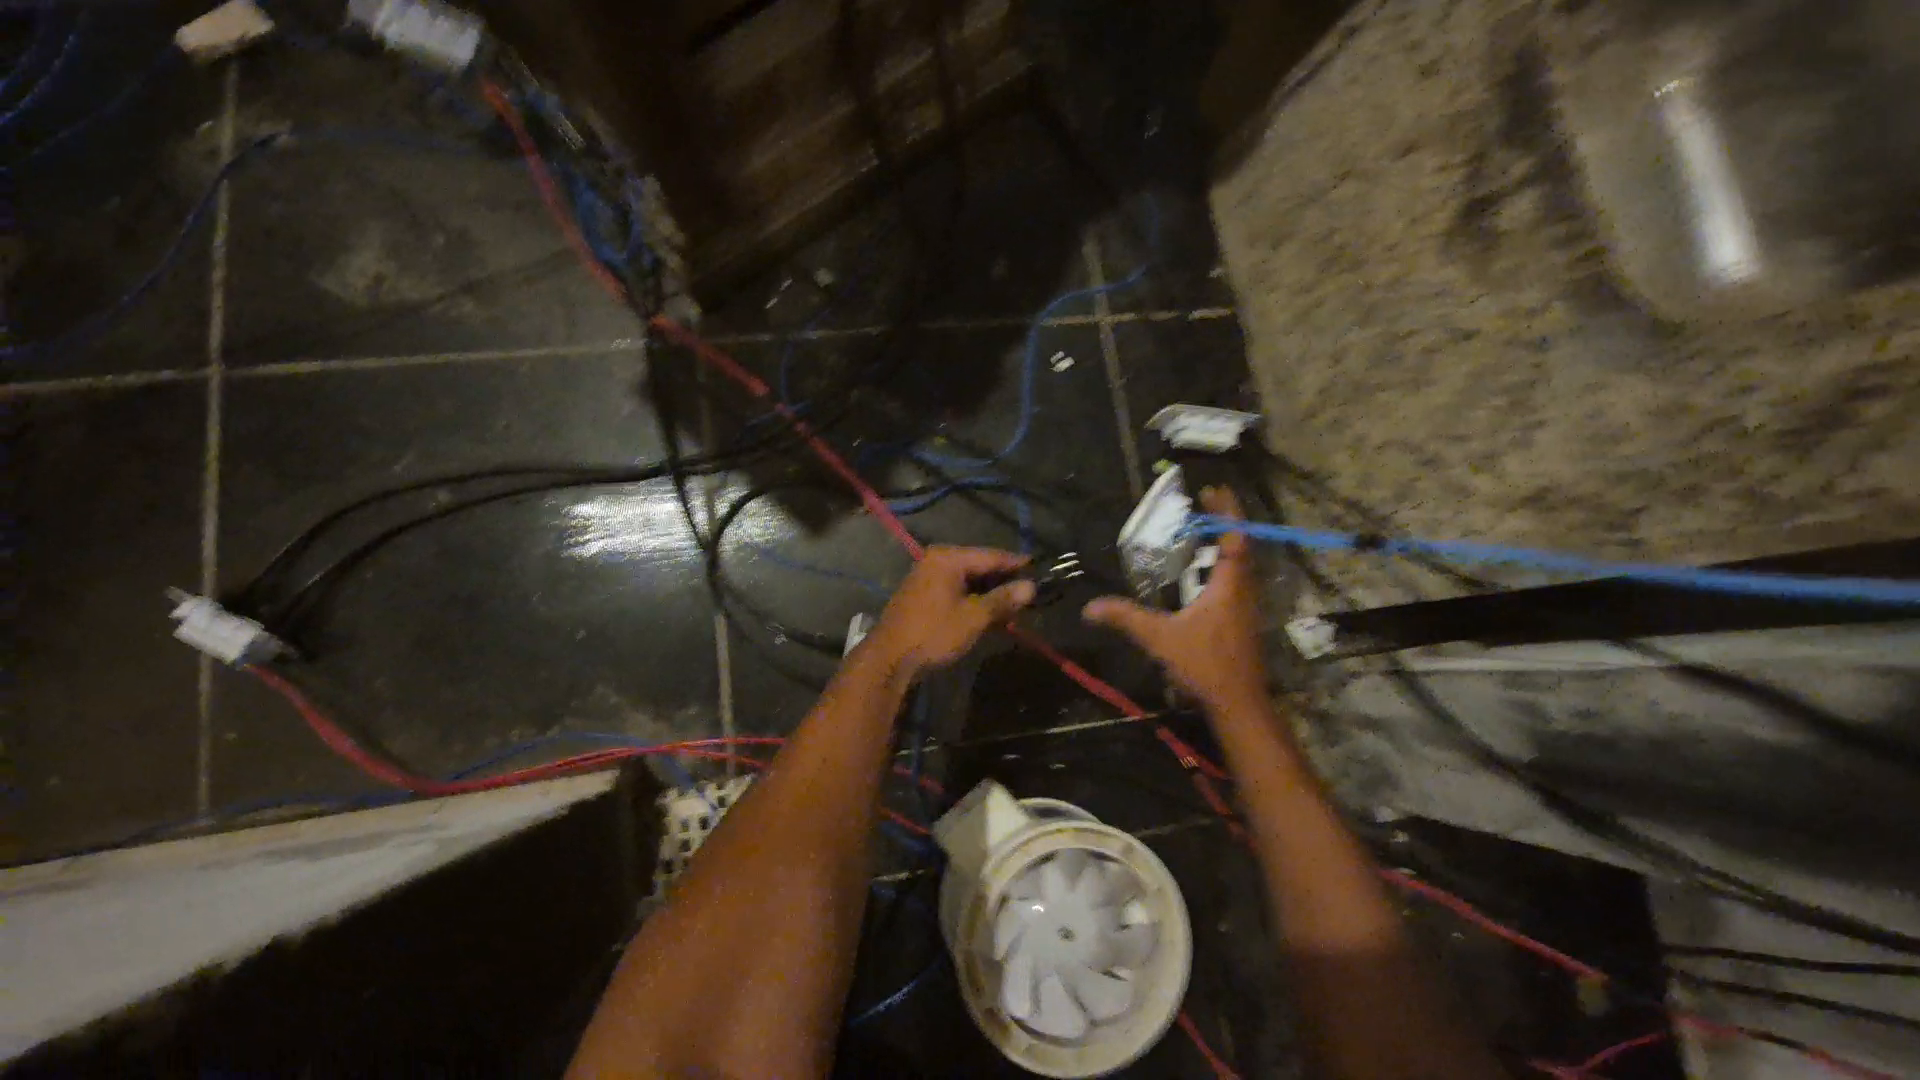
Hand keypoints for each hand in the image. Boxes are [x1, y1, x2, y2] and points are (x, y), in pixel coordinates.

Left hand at [861, 546, 1036, 684]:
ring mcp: (926, 576)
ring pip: (968, 580)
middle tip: (1029, 591)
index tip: (1039, 568)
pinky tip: (988, 612)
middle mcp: (936, 560)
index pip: (991, 556)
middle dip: (1003, 581)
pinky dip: (973, 599)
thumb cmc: (934, 633)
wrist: (890, 658)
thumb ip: (1003, 600)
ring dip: (989, 592)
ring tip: (1013, 605)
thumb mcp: (974, 617)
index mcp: (948, 558)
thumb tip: (1031, 587)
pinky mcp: (922, 594)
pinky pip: (956, 589)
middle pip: (979, 566)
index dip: (1016, 564)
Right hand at [1083, 487, 1267, 712]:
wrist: (1239, 705)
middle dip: (1224, 524)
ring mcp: (1248, 608)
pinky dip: (1223, 568)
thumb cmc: (1205, 665)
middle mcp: (1244, 591)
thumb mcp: (1160, 639)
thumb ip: (1127, 618)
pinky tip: (1202, 577)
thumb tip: (1090, 607)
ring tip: (1201, 534)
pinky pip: (1237, 583)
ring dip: (1225, 546)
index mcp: (1229, 585)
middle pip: (1241, 547)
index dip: (1227, 511)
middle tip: (1202, 508)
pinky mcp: (1244, 624)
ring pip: (1242, 566)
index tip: (1211, 491)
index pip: (1235, 537)